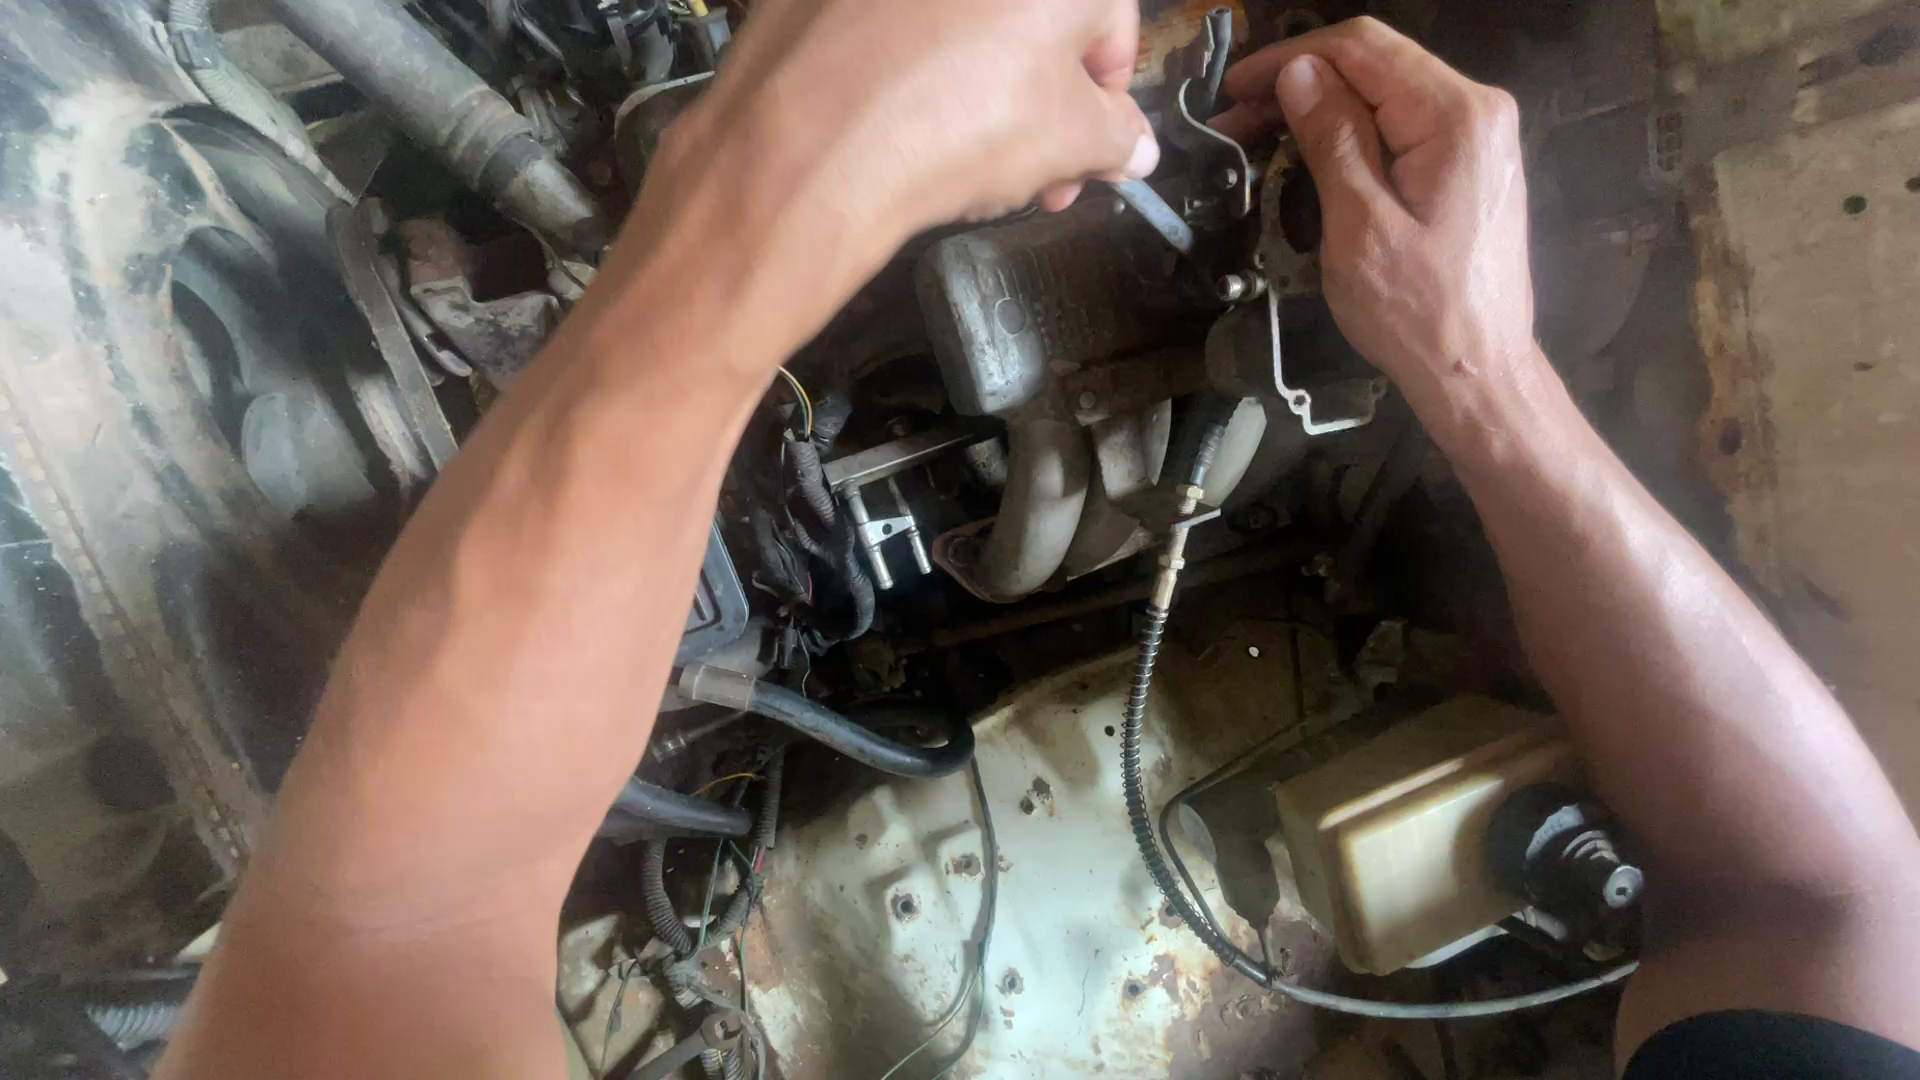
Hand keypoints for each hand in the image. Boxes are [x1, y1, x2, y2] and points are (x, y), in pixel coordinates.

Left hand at [606, 0, 1158, 361]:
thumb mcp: (1070, 142)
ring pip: (963, 35)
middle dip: (1042, 113)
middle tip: (1033, 182)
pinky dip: (917, 81)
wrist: (820, 138)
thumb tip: (1134, 145)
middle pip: (1031, 31)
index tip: (1088, 161)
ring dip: (983, 102)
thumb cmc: (970, 125)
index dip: (1106, 105)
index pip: (1111, 26)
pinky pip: (898, 35)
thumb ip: (1116, 137)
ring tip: (967, 173)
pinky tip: (909, 140)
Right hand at [1214, 18, 1548, 445]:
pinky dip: (1347, 132)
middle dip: (1299, 81)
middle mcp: (1475, 108)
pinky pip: (1399, 128)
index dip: (1290, 58)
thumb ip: (1333, 141)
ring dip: (1319, 107)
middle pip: (1376, 66)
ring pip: (1385, 96)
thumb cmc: (1413, 308)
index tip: (1232, 89)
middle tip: (1233, 121)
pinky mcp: (1464, 168)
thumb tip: (1299, 73)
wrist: (1474, 367)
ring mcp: (1474, 138)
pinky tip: (1309, 153)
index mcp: (1454, 114)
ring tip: (1258, 137)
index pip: (1364, 49)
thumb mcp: (1360, 226)